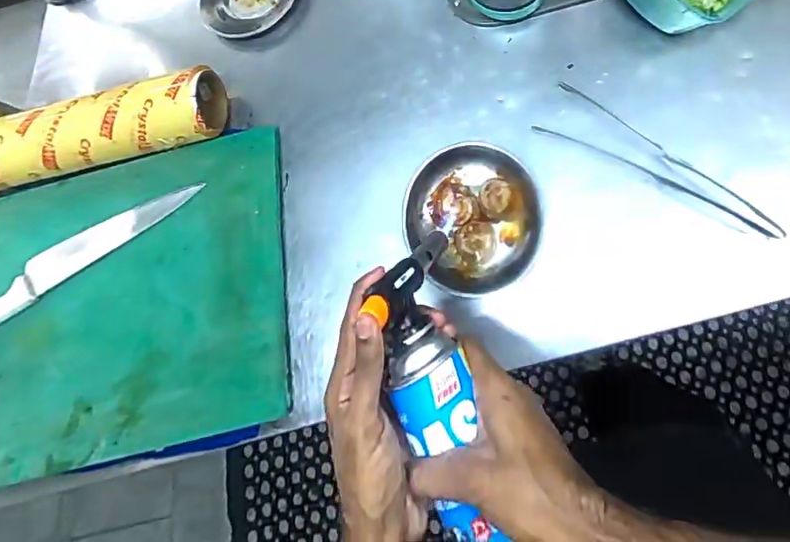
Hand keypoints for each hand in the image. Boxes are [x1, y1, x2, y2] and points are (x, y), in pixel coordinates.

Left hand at [326, 268, 426, 541]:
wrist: (388, 522)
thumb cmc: (367, 475)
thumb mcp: (363, 420)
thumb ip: (366, 370)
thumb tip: (362, 318)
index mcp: (344, 385)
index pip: (350, 329)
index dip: (362, 297)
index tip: (380, 273)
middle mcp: (362, 385)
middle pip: (378, 336)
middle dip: (397, 312)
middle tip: (421, 301)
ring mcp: (385, 396)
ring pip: (400, 352)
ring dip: (417, 334)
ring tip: (438, 324)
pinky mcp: (406, 407)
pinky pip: (418, 374)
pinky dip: (430, 358)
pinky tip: (445, 352)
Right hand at [406, 333, 605, 541]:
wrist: (572, 518)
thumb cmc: (529, 488)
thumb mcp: (473, 481)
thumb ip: (433, 472)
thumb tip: (406, 471)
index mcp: (499, 389)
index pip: (467, 346)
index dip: (439, 344)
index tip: (414, 355)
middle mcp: (511, 394)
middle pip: (467, 378)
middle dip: (437, 395)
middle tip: (411, 414)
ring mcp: (520, 415)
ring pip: (476, 405)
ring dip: (451, 422)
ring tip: (427, 443)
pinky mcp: (524, 437)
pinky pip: (488, 425)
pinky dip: (469, 438)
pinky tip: (455, 465)